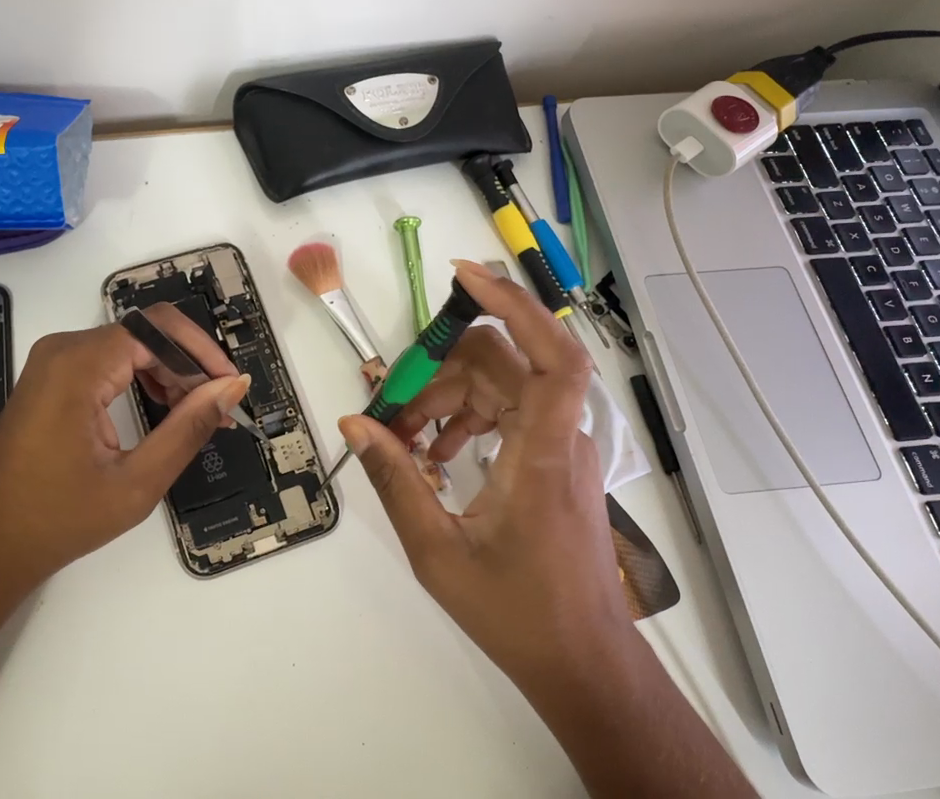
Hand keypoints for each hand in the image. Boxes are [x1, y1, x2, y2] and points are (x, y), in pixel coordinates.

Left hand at [0, 302, 249, 592]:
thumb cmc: (58, 519)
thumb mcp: (137, 481)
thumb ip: (188, 427)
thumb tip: (232, 386)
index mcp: (78, 365)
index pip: (158, 329)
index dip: (202, 353)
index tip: (230, 389)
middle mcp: (62, 350)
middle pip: (145, 333)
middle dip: (187, 365)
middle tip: (218, 411)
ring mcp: (51, 363)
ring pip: (129, 346)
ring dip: (167, 373)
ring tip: (195, 415)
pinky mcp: (49, 379)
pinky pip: (106, 362)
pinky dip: (140, 379)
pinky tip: (162, 410)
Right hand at [338, 260, 628, 680]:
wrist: (583, 662)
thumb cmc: (516, 612)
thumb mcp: (437, 549)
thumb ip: (394, 479)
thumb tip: (356, 422)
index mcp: (544, 455)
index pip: (553, 355)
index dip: (516, 305)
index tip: (465, 277)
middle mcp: (562, 438)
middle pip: (504, 364)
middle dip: (440, 372)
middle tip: (390, 406)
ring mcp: (564, 449)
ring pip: (502, 385)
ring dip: (447, 398)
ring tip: (403, 438)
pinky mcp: (557, 461)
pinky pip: (510, 413)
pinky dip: (466, 419)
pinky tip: (433, 455)